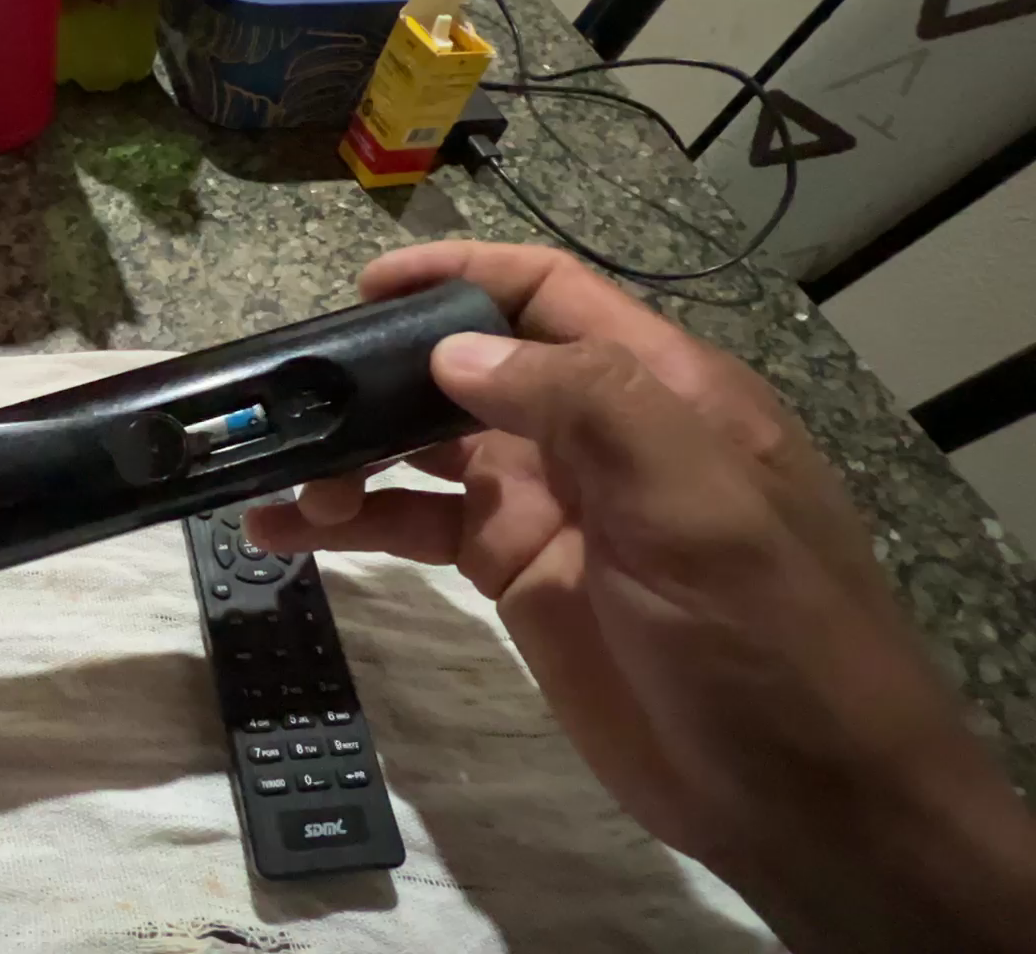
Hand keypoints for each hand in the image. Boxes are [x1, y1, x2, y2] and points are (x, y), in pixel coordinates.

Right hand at [246, 242, 1035, 952]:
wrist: (785, 794)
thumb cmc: (762, 636)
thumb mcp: (694, 504)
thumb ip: (584, 403)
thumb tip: (451, 350)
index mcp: (643, 390)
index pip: (542, 295)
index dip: (456, 274)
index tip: (368, 288)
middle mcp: (579, 431)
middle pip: (457, 373)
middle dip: (376, 381)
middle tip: (299, 404)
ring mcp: (533, 498)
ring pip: (417, 451)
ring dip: (348, 460)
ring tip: (290, 487)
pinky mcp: (497, 560)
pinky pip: (407, 523)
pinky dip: (347, 524)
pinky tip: (284, 532)